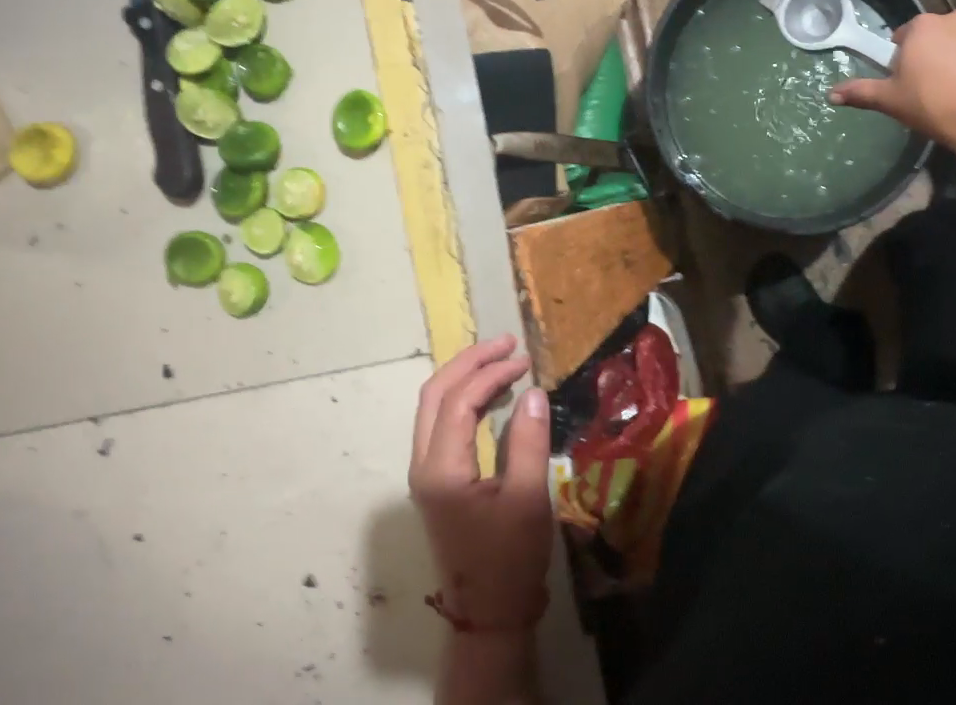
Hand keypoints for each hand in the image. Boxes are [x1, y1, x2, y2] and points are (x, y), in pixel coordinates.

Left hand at [410, 335, 552, 630]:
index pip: (458, 401)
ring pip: (433, 408)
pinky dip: (464, 401)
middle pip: (434, 395)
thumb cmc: (510, 557)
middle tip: (507, 343)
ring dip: (464, 379)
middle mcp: (423, 464)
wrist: (489, 611)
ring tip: (502, 361)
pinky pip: (441, 425)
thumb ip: (527, 441)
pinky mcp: (437, 481)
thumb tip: (532, 391)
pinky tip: (492, 397)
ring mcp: (426, 473)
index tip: (525, 360)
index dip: (490, 373)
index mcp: (441, 468)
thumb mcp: (527, 498)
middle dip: (469, 362)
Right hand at [831, 11, 955, 156]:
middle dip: (938, 55)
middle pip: (940, 36)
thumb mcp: (892, 102)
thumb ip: (862, 92)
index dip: (905, 60)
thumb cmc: (936, 107)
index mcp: (924, 27)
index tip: (910, 84)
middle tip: (938, 90)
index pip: (905, 36)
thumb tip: (830, 94)